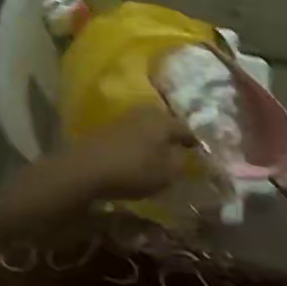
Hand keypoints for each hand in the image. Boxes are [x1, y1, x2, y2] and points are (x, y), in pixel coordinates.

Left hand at [45, 108, 198, 203]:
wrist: (87, 167)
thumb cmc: (133, 170)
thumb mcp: (166, 172)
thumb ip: (181, 161)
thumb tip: (187, 152)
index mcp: (162, 121)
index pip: (184, 128)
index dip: (193, 140)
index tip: (199, 150)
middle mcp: (144, 113)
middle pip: (164, 120)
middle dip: (172, 132)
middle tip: (179, 146)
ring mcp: (123, 117)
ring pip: (146, 123)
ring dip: (153, 134)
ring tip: (159, 150)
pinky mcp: (107, 126)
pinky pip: (131, 130)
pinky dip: (138, 139)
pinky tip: (137, 151)